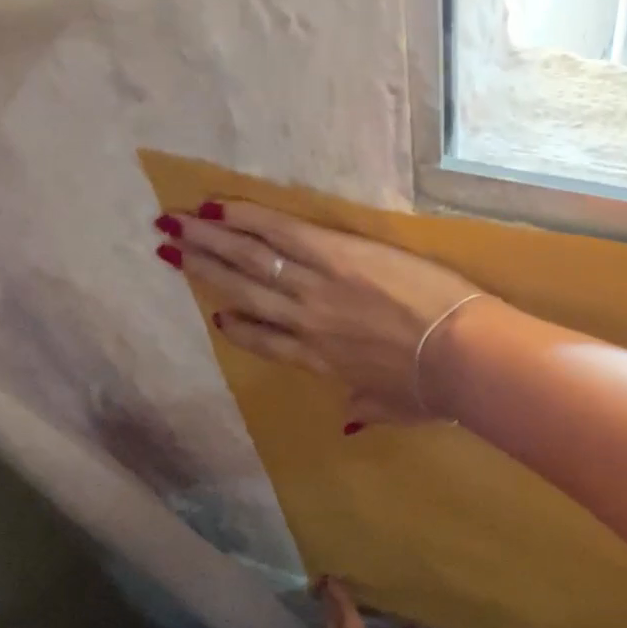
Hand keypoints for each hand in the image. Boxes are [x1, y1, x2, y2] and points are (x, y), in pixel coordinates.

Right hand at [156, 201, 490, 422]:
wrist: (455, 355)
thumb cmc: (432, 389)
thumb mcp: (396, 410)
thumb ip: (368, 411)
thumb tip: (350, 423)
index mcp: (322, 362)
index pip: (269, 343)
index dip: (240, 330)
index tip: (219, 318)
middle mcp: (306, 323)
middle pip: (245, 294)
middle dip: (205, 271)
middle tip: (170, 250)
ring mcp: (316, 288)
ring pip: (251, 260)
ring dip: (210, 239)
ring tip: (176, 221)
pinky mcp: (334, 254)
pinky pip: (280, 231)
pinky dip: (247, 216)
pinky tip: (218, 203)